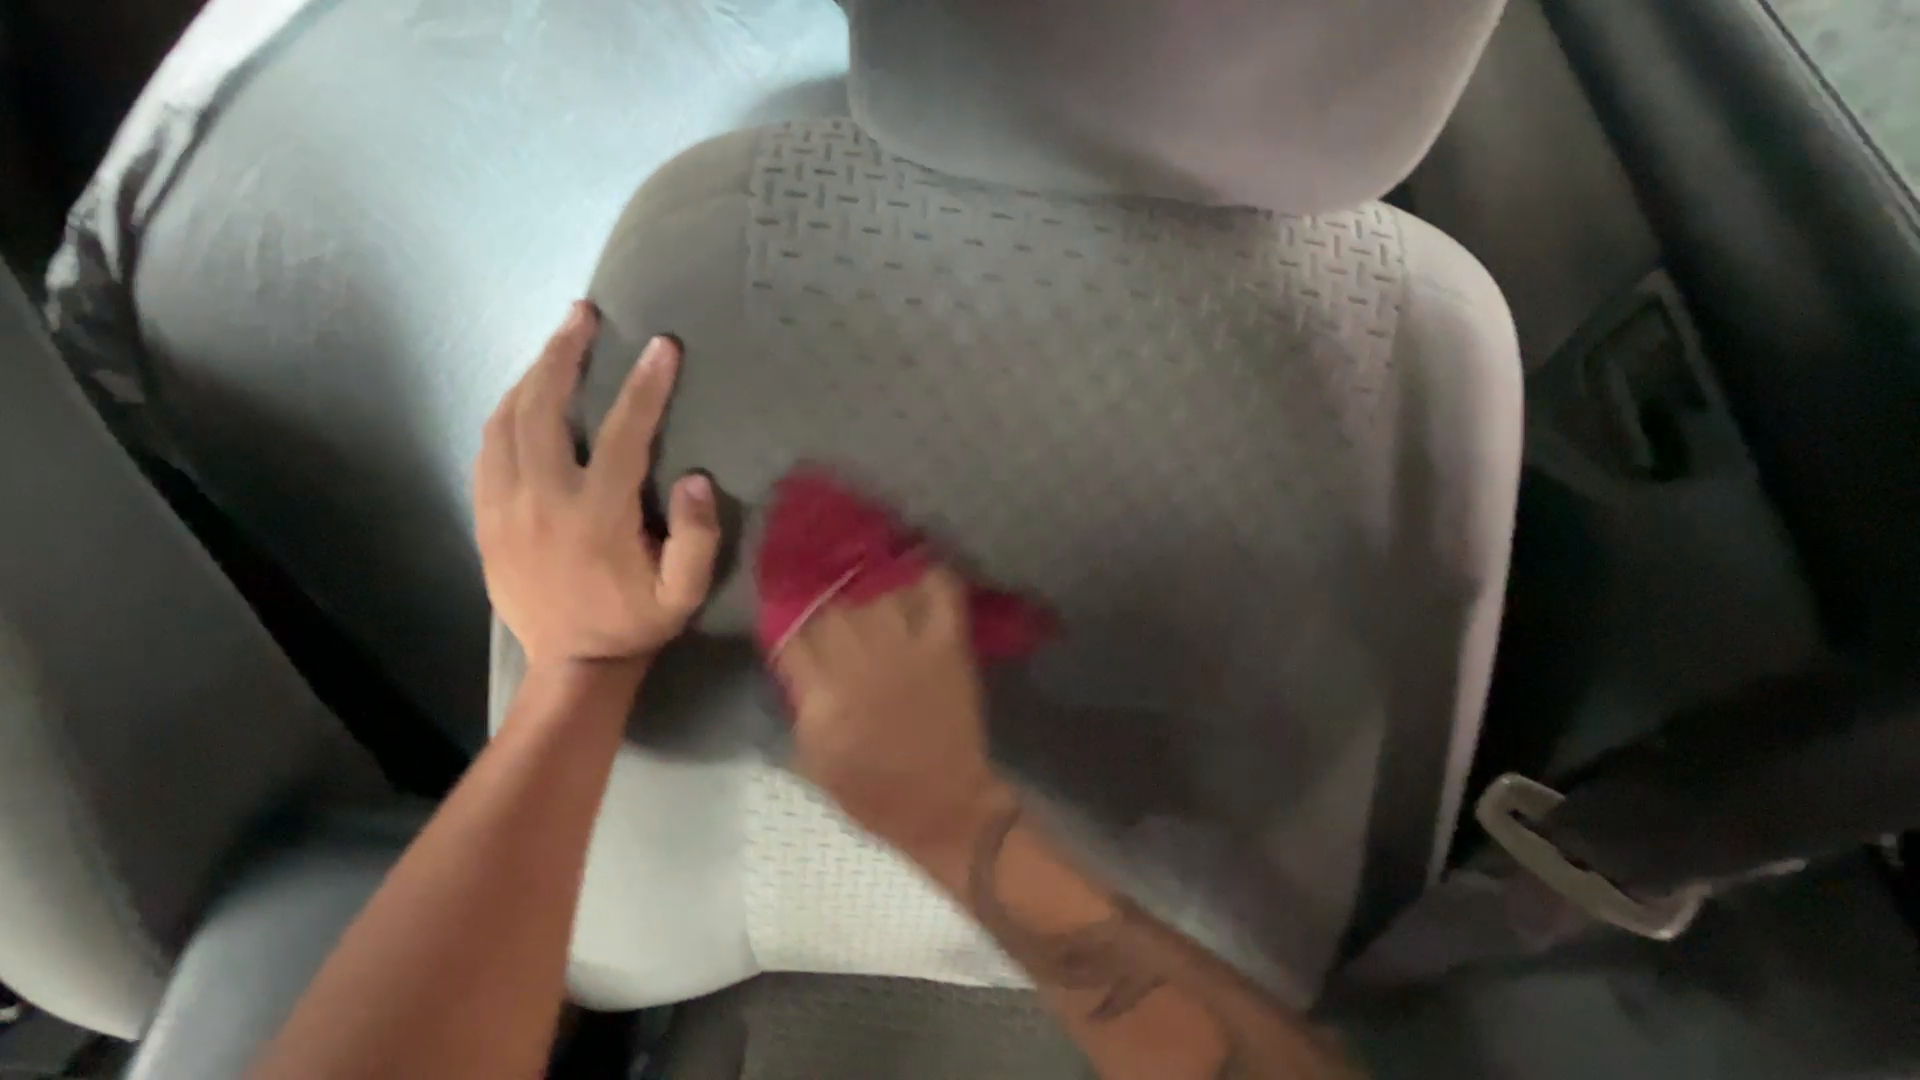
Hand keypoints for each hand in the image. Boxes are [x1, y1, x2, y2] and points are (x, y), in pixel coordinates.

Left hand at [475, 303, 718, 670]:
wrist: (571, 663)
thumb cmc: (635, 622)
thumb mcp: (684, 592)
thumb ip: (697, 538)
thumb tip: (694, 478)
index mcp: (597, 515)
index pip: (622, 434)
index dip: (645, 386)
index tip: (662, 345)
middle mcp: (543, 499)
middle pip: (544, 407)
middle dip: (564, 353)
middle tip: (583, 314)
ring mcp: (506, 506)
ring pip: (506, 419)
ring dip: (532, 374)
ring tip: (557, 343)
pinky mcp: (486, 516)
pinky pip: (487, 447)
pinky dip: (506, 409)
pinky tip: (523, 394)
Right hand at [774, 569, 1004, 851]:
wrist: (943, 805)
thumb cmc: (872, 792)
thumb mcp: (814, 756)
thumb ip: (800, 701)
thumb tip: (793, 656)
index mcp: (824, 694)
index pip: (792, 633)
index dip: (783, 606)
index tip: (780, 587)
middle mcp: (863, 662)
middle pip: (833, 603)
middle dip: (820, 581)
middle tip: (817, 558)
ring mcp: (909, 649)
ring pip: (879, 590)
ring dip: (868, 567)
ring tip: (860, 546)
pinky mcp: (947, 647)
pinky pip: (939, 596)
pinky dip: (930, 574)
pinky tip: (917, 559)